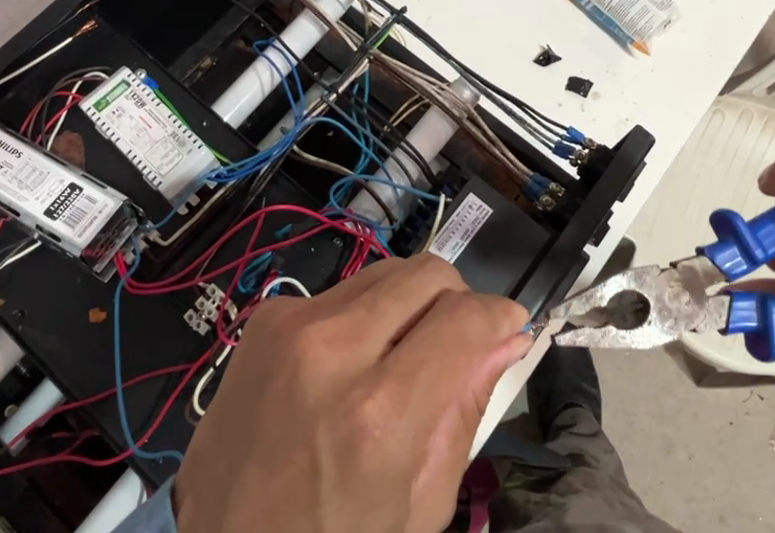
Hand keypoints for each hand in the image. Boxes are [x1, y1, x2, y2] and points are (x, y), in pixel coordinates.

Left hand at [173, 254, 532, 532]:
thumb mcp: (418, 503)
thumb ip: (465, 410)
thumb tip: (506, 339)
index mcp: (379, 413)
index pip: (465, 317)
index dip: (499, 316)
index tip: (508, 329)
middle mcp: (334, 349)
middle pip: (428, 273)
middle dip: (458, 299)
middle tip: (457, 341)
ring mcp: (293, 324)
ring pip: (387, 271)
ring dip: (411, 302)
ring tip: (401, 354)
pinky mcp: (266, 316)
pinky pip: (343, 290)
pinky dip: (364, 314)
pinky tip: (351, 360)